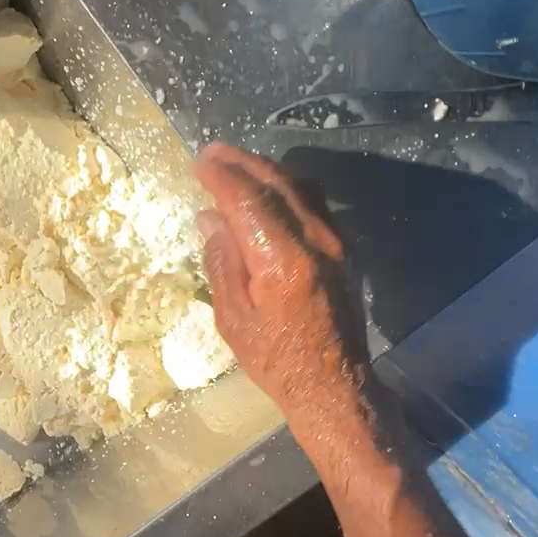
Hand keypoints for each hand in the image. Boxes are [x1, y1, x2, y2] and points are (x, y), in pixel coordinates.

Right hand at [194, 143, 370, 436]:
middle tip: (211, 152)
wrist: (331, 384)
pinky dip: (283, 188)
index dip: (220, 177)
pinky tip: (265, 191)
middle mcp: (313, 240)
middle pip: (275, 183)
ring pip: (297, 188)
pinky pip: (310, 203)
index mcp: (280, 260)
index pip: (246, 200)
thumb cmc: (274, 359)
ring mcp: (332, 242)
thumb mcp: (233, 318)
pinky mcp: (339, 250)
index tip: (198, 163)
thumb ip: (223, 262)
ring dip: (264, 170)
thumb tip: (211, 219)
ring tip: (234, 165)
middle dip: (242, 163)